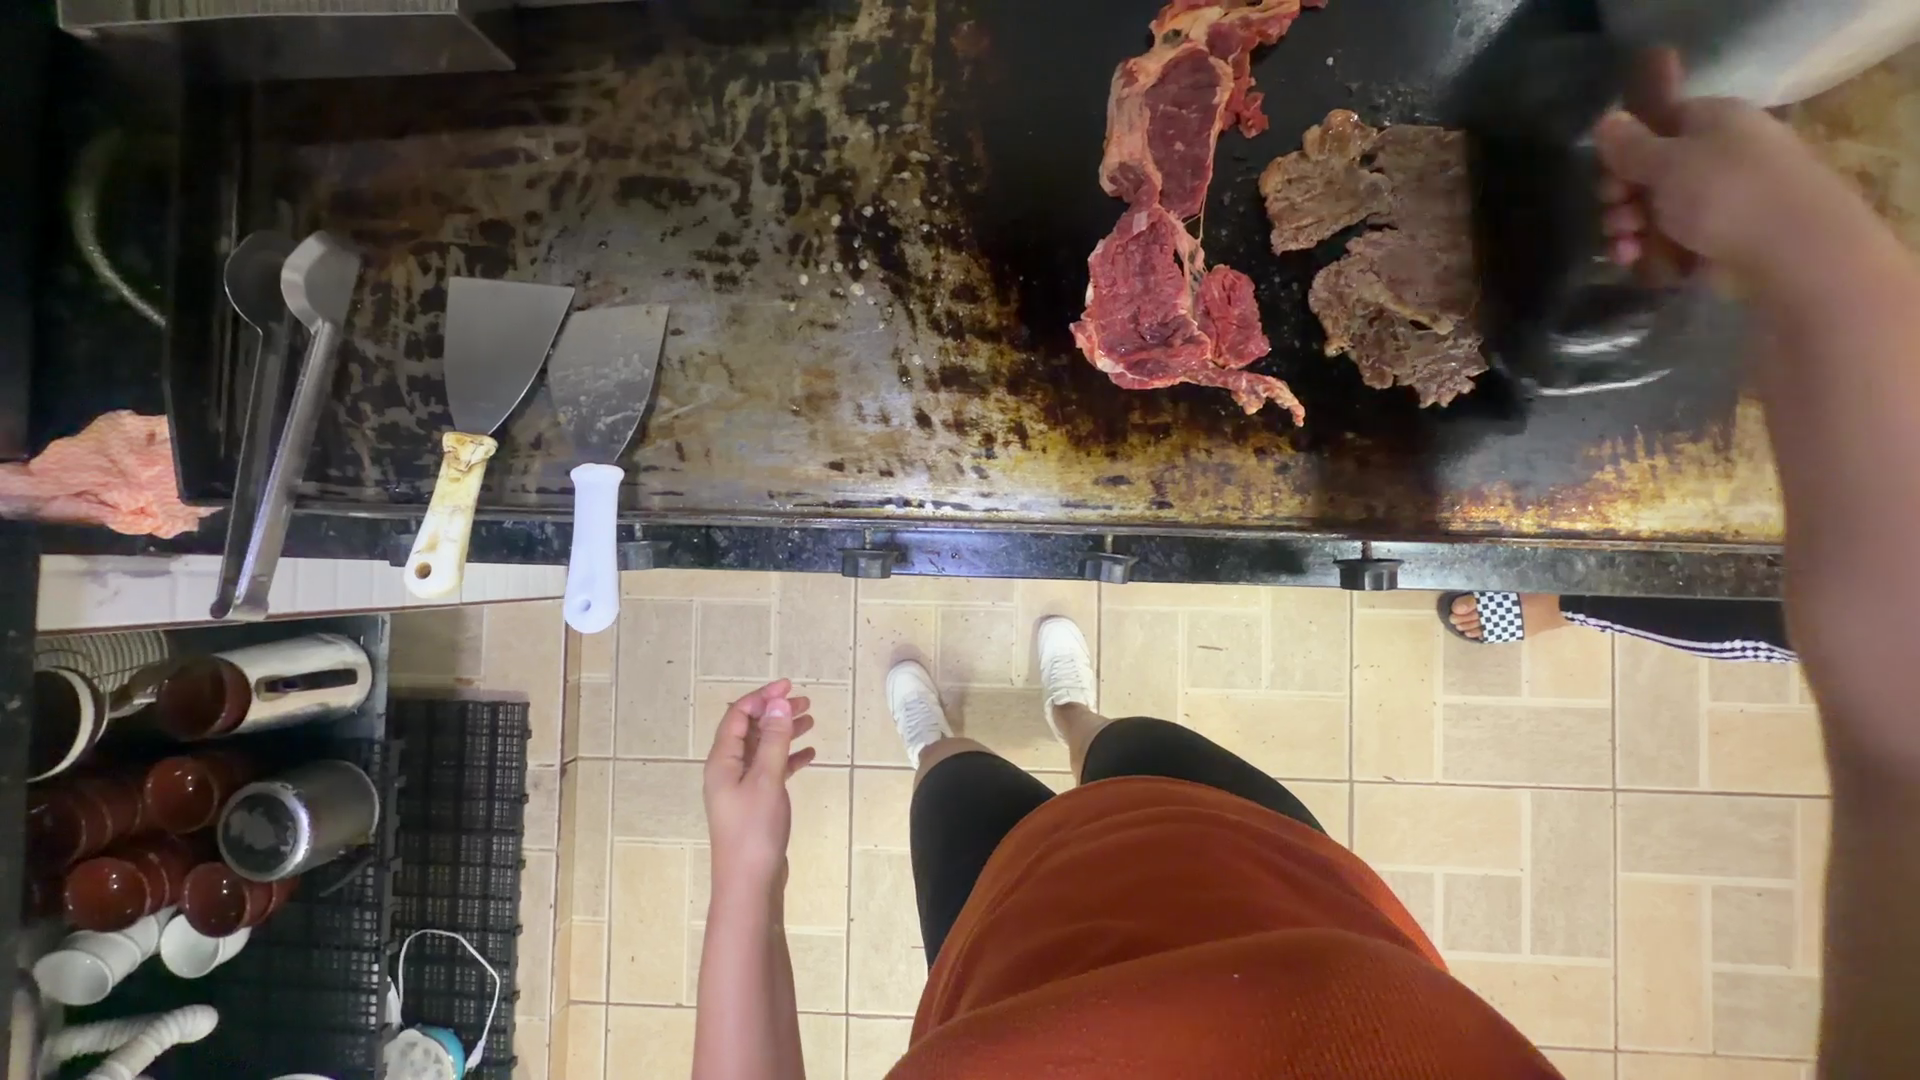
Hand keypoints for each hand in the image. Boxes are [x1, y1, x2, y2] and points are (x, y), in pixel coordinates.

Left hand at [702, 679, 816, 895]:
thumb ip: (774, 740)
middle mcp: (728, 770)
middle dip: (776, 712)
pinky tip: (809, 755)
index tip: (789, 686)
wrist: (750, 885)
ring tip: (811, 722)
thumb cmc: (754, 830)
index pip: (738, 716)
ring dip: (784, 732)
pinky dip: (789, 758)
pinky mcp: (756, 803)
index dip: (762, 697)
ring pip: (763, 748)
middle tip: (806, 703)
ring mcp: (741, 788)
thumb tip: (778, 703)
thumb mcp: (766, 779)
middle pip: (750, 729)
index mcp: (722, 761)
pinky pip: (772, 770)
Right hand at [1593, 48, 1864, 281]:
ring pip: (1649, 208)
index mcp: (1713, 121)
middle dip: (1620, 196)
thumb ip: (1630, 145)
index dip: (1624, 148)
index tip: (1608, 172)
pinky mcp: (1711, 232)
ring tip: (1627, 245)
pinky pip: (1663, 236)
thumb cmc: (1726, 191)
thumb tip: (1605, 119)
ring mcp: (1714, 195)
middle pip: (1646, 170)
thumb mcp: (1669, 162)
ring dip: (1626, 226)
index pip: (1656, 122)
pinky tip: (1634, 259)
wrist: (1789, 247)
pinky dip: (1643, 248)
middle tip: (1615, 211)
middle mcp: (1715, 152)